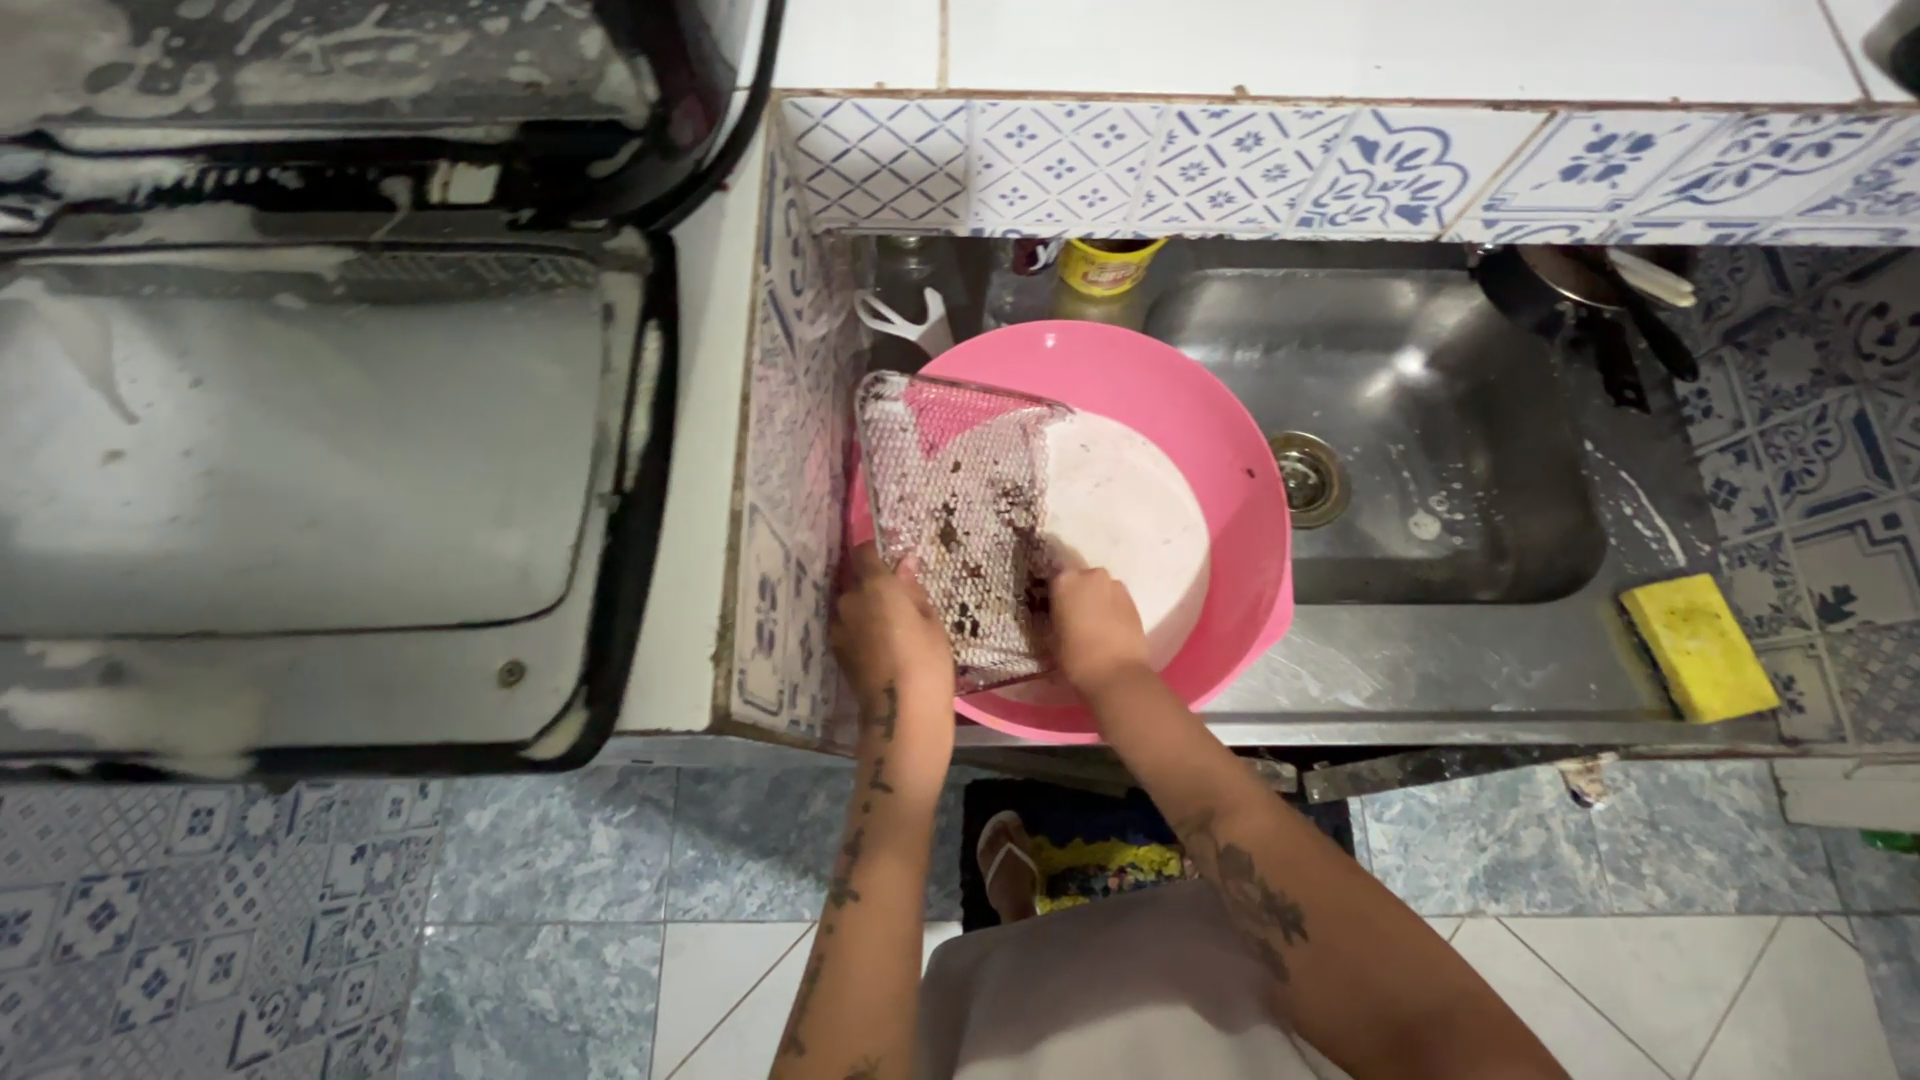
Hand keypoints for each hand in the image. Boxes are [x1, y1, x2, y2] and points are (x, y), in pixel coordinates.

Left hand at [832, 544, 954, 775]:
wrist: (901, 710)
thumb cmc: (927, 660)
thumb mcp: (931, 620)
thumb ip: (913, 589)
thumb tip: (904, 564)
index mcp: (875, 585)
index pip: (864, 552)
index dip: (876, 552)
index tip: (893, 561)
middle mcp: (850, 600)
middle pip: (858, 581)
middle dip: (874, 586)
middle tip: (900, 603)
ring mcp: (839, 626)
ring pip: (852, 606)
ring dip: (866, 609)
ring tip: (890, 629)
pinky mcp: (836, 649)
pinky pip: (849, 627)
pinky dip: (861, 629)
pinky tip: (880, 646)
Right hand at [1049, 567, 1151, 696]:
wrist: (1117, 673)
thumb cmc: (1075, 656)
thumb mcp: (1051, 636)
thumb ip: (1054, 617)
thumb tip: (1059, 614)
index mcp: (1065, 580)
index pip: (1053, 575)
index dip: (1053, 591)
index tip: (1052, 605)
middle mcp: (1091, 575)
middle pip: (1080, 578)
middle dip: (1077, 592)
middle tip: (1073, 614)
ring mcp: (1115, 585)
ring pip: (1100, 587)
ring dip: (1095, 599)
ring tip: (1093, 623)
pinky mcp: (1133, 600)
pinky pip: (1115, 598)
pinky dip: (1111, 608)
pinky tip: (1108, 628)